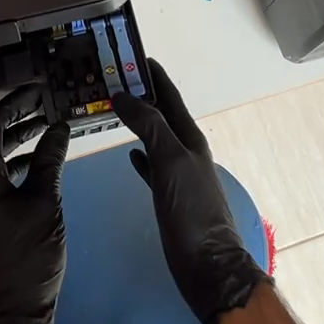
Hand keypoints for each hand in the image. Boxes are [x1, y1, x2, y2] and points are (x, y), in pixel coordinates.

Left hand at [0, 85, 70, 323]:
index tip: (35, 92)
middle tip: (39, 104)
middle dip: (11, 118)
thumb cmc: (29, 255)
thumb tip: (58, 128)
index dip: (10, 105)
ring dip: (15, 139)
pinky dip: (16, 161)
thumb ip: (49, 160)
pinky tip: (40, 160)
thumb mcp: (45, 201)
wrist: (15, 309)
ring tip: (45, 127)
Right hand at [113, 61, 268, 323]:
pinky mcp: (171, 197)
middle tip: (114, 79)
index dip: (154, 75)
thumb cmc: (191, 213)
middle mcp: (186, 152)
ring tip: (115, 110)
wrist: (209, 268)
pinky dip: (140, 155)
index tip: (133, 55)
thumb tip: (124, 96)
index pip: (170, 97)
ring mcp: (179, 175)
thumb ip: (149, 126)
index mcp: (190, 139)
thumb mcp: (171, 162)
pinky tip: (130, 154)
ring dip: (138, 122)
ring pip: (155, 138)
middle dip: (142, 95)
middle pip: (162, 114)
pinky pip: (153, 166)